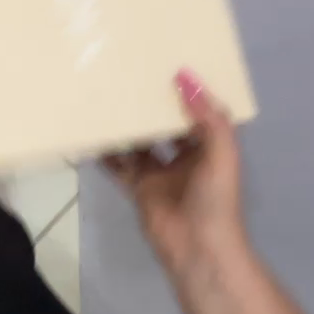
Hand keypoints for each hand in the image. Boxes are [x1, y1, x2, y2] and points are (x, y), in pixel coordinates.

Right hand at [105, 69, 249, 284]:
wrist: (198, 249)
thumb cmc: (215, 199)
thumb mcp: (221, 152)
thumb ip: (207, 116)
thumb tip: (184, 75)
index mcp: (211, 147)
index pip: (199, 112)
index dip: (188, 91)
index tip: (168, 65)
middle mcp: (186, 157)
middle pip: (166, 125)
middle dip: (152, 106)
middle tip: (131, 77)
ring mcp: (160, 173)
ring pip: (140, 143)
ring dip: (127, 126)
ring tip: (107, 99)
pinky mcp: (139, 188)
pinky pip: (119, 166)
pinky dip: (106, 154)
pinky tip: (91, 136)